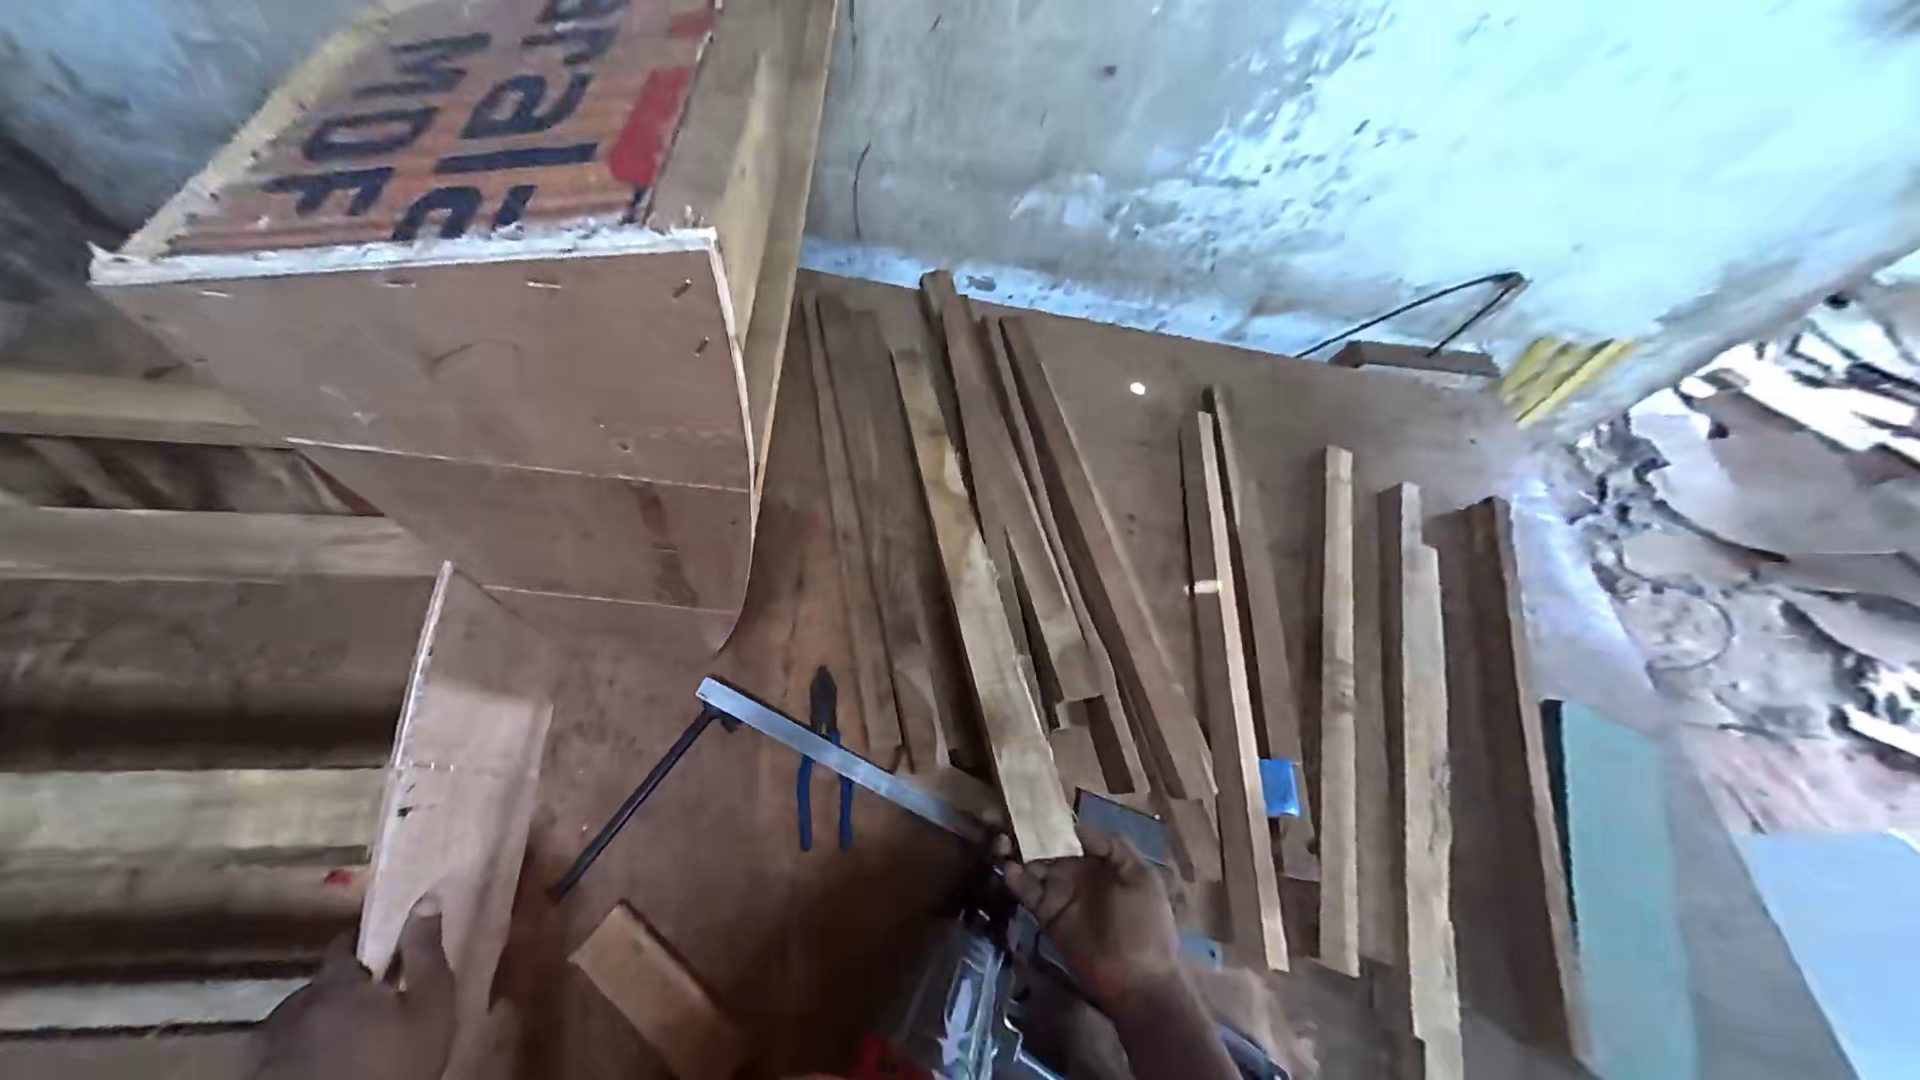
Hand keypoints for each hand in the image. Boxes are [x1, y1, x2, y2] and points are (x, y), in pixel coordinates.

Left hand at [251, 898, 454, 1079]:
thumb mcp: (432, 1000)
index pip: (341, 947)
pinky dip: (302, 1049)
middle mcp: (292, 1012)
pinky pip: (281, 1052)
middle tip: (373, 1000)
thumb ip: (425, 948)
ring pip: (294, 1020)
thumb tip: (426, 898)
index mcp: (336, 986)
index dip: (364, 944)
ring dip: (318, 1018)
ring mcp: (267, 1053)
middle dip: (341, 986)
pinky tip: (328, 1062)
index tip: (385, 950)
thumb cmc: (401, 1059)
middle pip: (316, 985)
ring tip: (350, 1033)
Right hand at [1002, 825, 1181, 1009]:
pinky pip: (1029, 892)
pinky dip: (1016, 879)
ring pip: (1034, 865)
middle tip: (1005, 818)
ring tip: (1001, 840)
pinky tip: (1009, 868)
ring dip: (1017, 851)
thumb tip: (1076, 827)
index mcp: (1100, 861)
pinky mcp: (1048, 915)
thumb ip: (1112, 847)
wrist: (1137, 980)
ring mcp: (1061, 893)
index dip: (1053, 821)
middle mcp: (1077, 872)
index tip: (1033, 805)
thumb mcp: (1139, 877)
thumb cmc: (1144, 923)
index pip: (1071, 834)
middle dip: (1028, 833)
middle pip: (1048, 846)